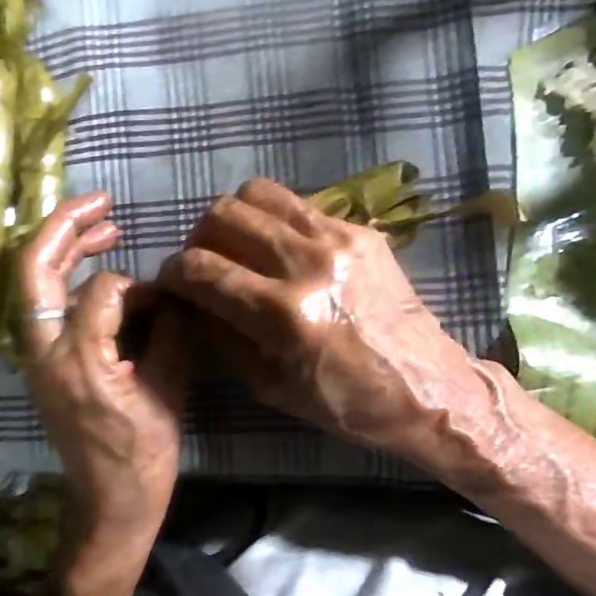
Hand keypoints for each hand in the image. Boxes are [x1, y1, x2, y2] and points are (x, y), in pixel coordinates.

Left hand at [19, 192, 189, 560]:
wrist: (108, 504)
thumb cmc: (142, 458)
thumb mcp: (168, 392)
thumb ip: (172, 331)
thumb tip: (176, 288)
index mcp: (77, 360)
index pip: (103, 291)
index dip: (142, 288)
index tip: (168, 305)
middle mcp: (43, 351)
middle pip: (34, 267)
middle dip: (66, 226)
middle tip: (105, 202)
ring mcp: (35, 358)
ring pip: (32, 282)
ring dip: (63, 247)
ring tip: (103, 225)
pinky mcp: (40, 364)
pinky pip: (43, 305)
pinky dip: (64, 278)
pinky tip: (95, 271)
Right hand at [159, 179, 500, 474]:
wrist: (424, 386)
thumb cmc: (342, 401)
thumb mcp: (268, 385)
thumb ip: (222, 335)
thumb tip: (191, 300)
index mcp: (282, 314)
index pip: (202, 269)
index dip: (173, 272)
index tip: (170, 282)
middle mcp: (307, 264)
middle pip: (224, 215)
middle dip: (199, 238)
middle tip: (204, 262)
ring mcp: (337, 240)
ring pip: (259, 194)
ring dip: (234, 217)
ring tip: (237, 245)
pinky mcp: (360, 231)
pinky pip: (298, 205)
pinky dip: (274, 221)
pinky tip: (280, 248)